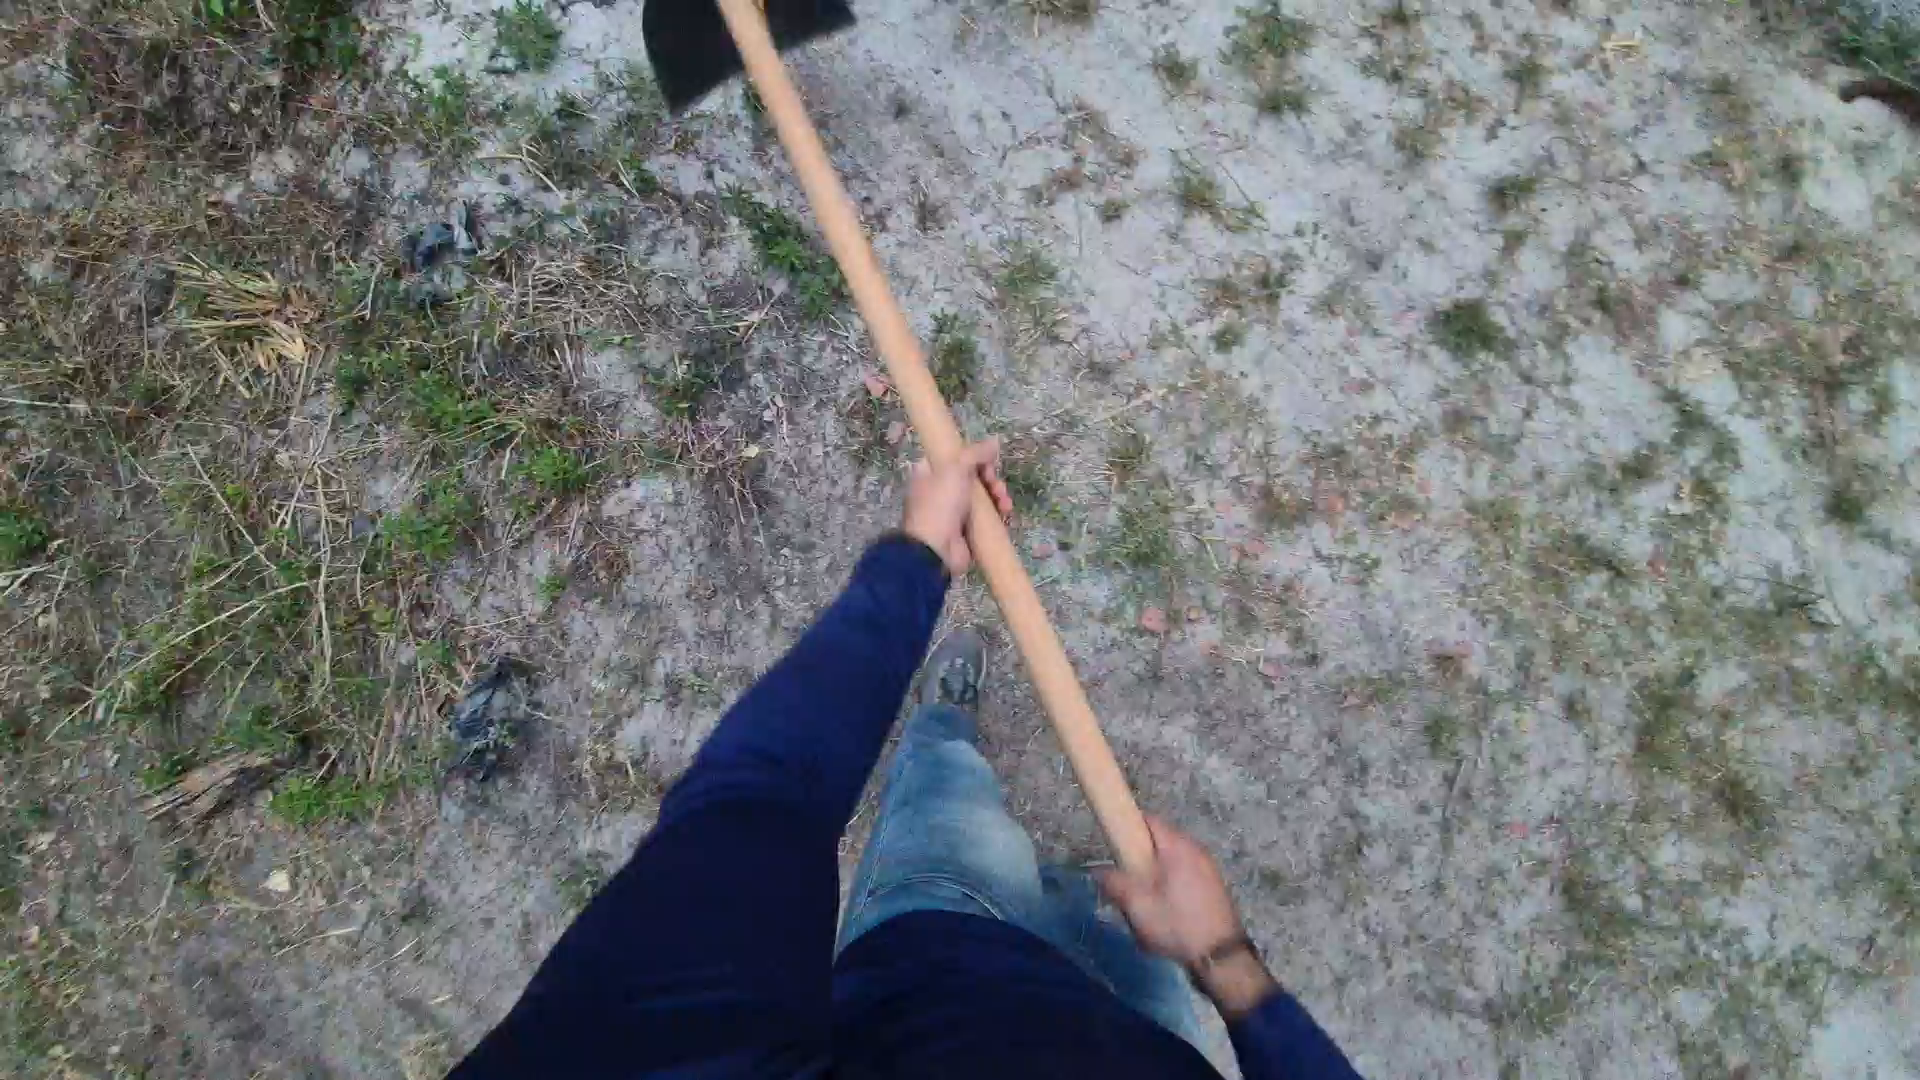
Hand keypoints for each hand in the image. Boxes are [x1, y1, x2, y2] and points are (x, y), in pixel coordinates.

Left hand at [901, 439, 1012, 575]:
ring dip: (997, 497)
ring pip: (981, 497)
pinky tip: (1005, 515)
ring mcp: (952, 512)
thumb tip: (995, 441)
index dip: (974, 458)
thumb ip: (976, 453)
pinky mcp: (965, 531)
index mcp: (929, 473)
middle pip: (972, 477)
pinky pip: (985, 518)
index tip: (988, 463)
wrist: (935, 549)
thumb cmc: (940, 504)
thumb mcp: (956, 469)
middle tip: (997, 487)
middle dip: (991, 480)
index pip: (955, 457)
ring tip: (1004, 505)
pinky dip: (996, 515)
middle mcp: (939, 491)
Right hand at [1095, 816, 1278, 1020]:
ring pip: (1172, 860)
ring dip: (1157, 874)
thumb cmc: (1177, 924)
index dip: (1128, 827)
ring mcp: (1209, 868)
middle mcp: (1196, 849)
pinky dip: (1173, 886)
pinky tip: (1168, 911)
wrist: (1223, 960)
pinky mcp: (1215, 887)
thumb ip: (1114, 883)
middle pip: (1160, 841)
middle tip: (1128, 880)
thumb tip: (1097, 870)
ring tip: (1146, 900)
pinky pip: (1186, 875)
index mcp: (1177, 846)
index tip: (1114, 845)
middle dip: (1141, 857)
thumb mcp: (1138, 905)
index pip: (1148, 819)